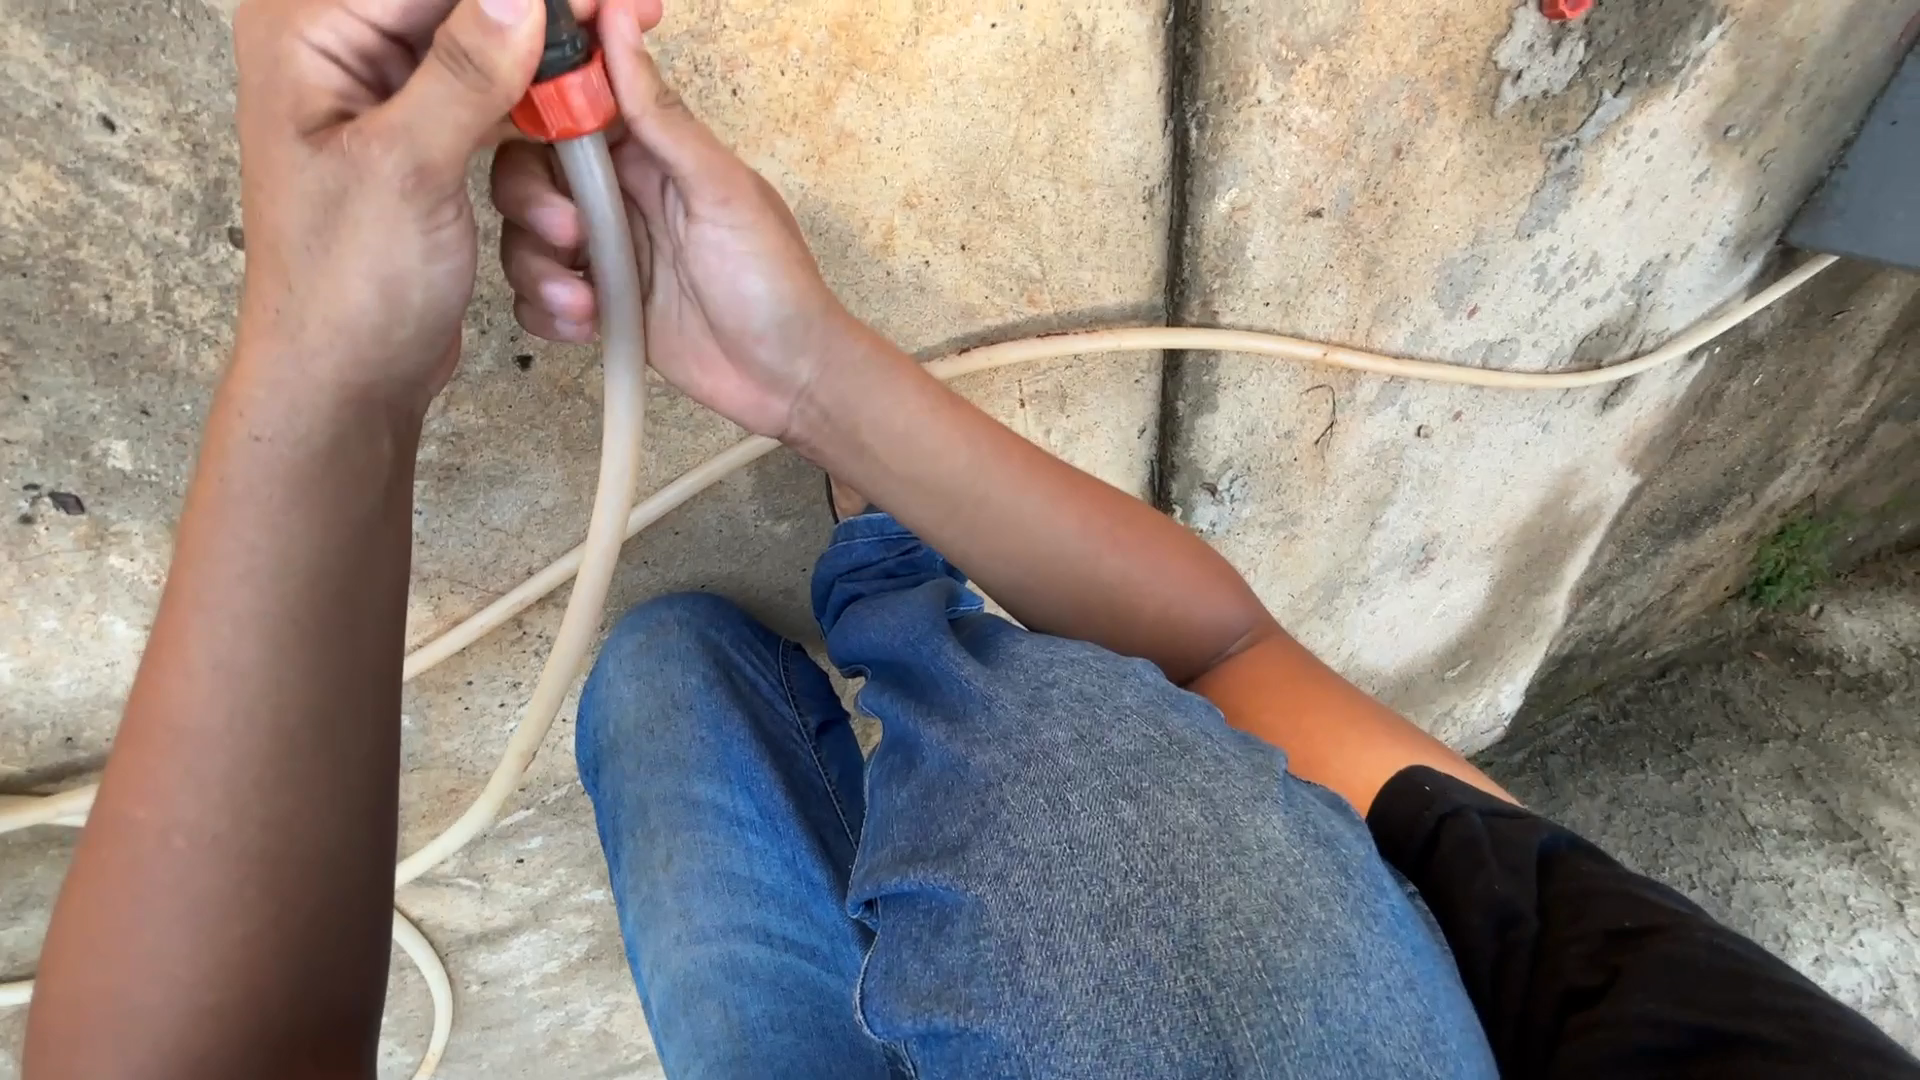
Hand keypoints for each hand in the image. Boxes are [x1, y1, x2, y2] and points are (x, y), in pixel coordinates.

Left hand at [231, 0, 562, 411]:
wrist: (353, 369)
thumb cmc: (353, 279)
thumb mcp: (407, 168)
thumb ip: (462, 75)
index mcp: (315, 35)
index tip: (599, 0)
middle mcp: (350, 56)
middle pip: (465, 10)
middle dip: (548, 25)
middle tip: (625, 18)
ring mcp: (394, 105)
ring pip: (489, 59)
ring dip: (548, 88)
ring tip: (603, 109)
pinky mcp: (431, 151)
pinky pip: (495, 114)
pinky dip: (536, 127)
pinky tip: (573, 139)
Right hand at [492, 0, 856, 438]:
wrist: (788, 377)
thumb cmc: (772, 281)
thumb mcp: (724, 194)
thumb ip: (665, 120)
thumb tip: (617, 19)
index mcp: (652, 156)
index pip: (569, 105)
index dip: (533, 101)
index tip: (516, 117)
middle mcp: (622, 200)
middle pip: (528, 171)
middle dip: (530, 201)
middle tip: (569, 236)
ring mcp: (610, 257)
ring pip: (526, 238)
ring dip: (538, 269)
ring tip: (584, 305)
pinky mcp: (605, 310)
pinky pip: (542, 299)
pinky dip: (548, 313)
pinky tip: (587, 328)